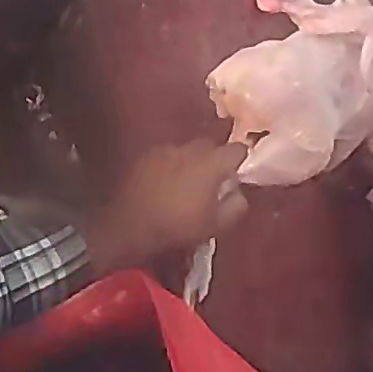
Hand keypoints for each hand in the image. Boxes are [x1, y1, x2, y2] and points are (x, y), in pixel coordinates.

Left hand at [86, 140, 248, 270]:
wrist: (131, 223)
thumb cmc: (178, 226)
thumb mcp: (215, 225)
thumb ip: (235, 206)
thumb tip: (239, 192)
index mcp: (209, 164)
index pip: (235, 149)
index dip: (241, 158)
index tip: (239, 171)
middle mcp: (187, 149)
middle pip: (210, 144)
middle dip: (215, 157)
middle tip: (214, 178)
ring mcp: (164, 149)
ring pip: (186, 149)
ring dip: (191, 160)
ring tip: (187, 181)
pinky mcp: (146, 154)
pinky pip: (166, 154)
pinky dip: (171, 163)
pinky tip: (165, 181)